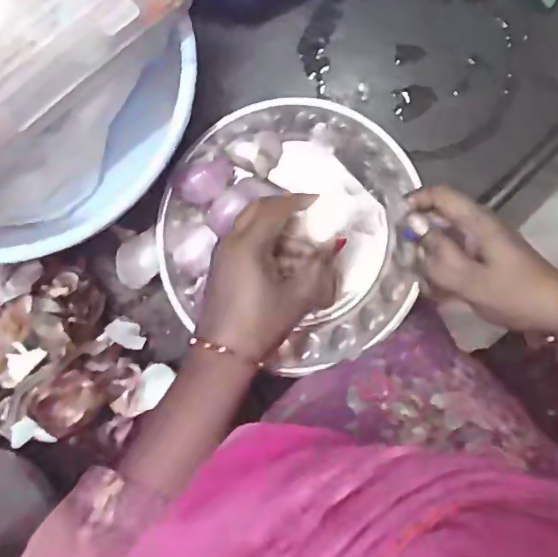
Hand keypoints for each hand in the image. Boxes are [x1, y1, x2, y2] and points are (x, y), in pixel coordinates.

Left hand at [199, 194, 336, 362]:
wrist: (221, 356)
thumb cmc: (261, 324)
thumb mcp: (297, 296)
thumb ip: (318, 266)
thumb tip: (335, 243)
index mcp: (248, 244)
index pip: (275, 209)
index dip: (298, 200)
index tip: (318, 200)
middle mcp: (231, 241)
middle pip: (257, 208)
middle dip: (282, 204)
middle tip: (306, 209)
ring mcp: (222, 252)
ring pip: (248, 221)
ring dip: (272, 220)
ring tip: (297, 233)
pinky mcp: (221, 265)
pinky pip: (242, 236)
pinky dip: (262, 233)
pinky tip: (279, 251)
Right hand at [409, 186, 557, 332]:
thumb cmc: (515, 294)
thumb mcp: (471, 280)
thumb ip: (439, 255)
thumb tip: (413, 227)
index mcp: (477, 221)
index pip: (441, 194)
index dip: (416, 200)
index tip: (393, 220)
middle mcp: (479, 227)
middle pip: (441, 217)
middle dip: (418, 234)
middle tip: (398, 256)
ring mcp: (485, 245)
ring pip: (448, 241)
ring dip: (431, 257)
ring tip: (414, 278)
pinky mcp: (489, 263)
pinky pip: (459, 258)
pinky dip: (445, 271)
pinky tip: (435, 293)